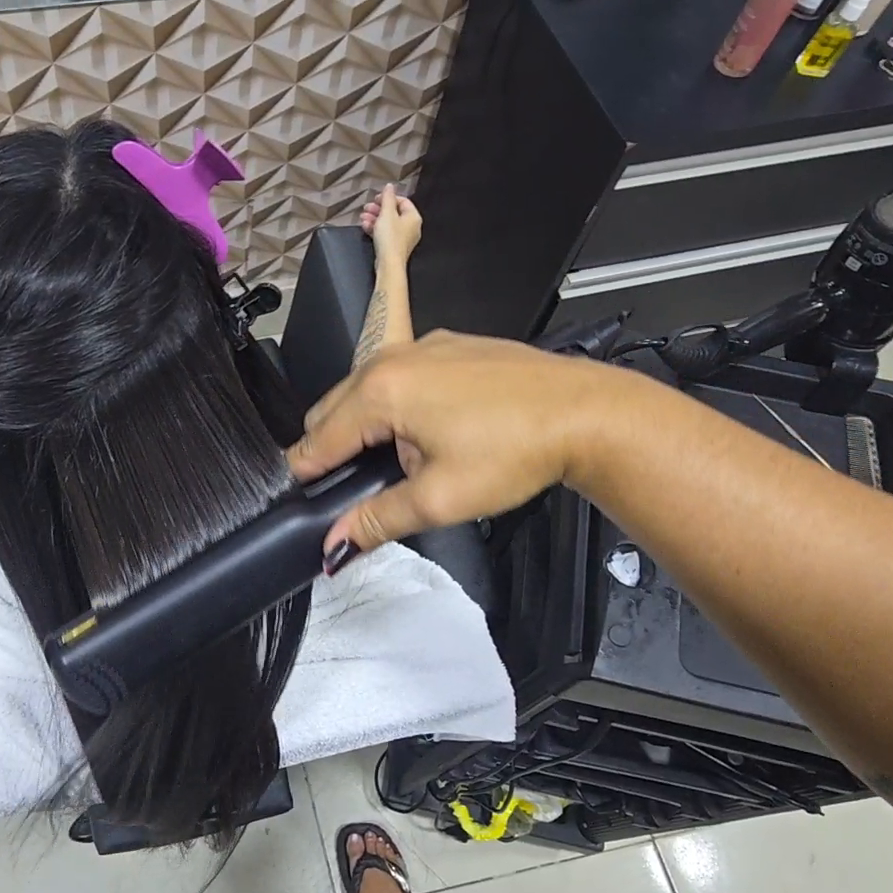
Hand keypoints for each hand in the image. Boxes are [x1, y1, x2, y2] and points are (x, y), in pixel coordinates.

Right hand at [289, 331, 630, 556]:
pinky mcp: (449, 346)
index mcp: (381, 391)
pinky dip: (396, 405)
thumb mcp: (438, 499)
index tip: (305, 497)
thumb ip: (376, 520)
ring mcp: (424, 346)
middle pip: (332, 409)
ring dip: (366, 426)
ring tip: (401, 463)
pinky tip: (428, 433)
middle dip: (334, 448)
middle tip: (356, 488)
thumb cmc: (518, 449)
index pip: (316, 438)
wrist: (588, 414)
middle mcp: (394, 358)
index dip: (306, 473)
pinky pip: (399, 376)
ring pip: (365, 390)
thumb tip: (336, 545)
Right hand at [359, 184, 421, 268]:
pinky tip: (365, 227)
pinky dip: (376, 229)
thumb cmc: (390, 238)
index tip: (377, 198)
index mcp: (413, 217)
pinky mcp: (394, 247)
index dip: (389, 198)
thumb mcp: (387, 213)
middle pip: (394, 213)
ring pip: (388, 224)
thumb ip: (387, 198)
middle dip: (379, 209)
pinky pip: (385, 234)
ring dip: (375, 219)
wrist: (388, 263)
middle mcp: (411, 227)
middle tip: (367, 207)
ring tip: (363, 217)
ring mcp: (403, 238)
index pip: (402, 201)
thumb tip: (389, 186)